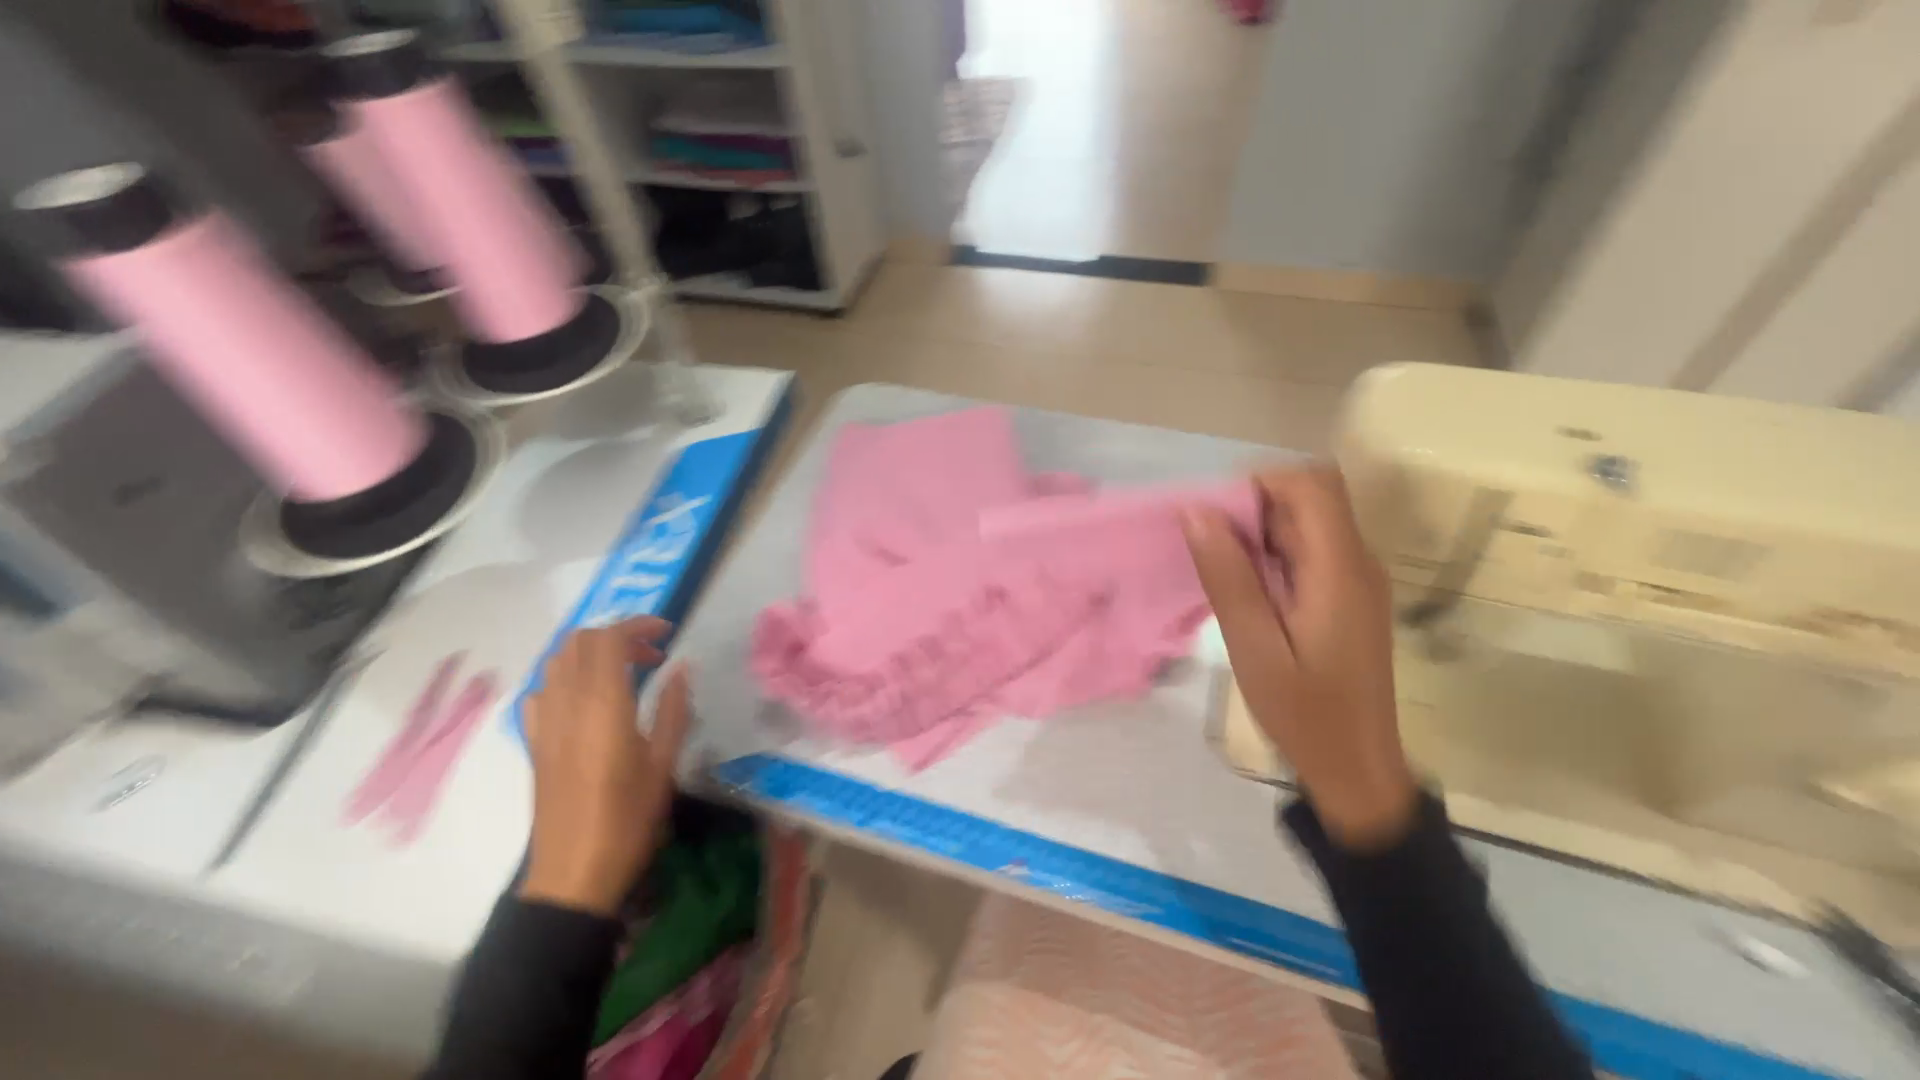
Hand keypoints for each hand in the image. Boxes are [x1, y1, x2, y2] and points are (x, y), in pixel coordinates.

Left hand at [520, 617, 691, 914]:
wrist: (574, 871)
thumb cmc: (628, 820)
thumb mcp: (663, 764)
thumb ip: (673, 710)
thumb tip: (682, 668)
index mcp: (603, 706)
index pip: (609, 639)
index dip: (637, 625)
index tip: (666, 632)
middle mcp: (567, 704)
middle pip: (581, 642)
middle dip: (617, 635)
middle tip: (651, 654)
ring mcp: (545, 722)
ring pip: (559, 661)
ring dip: (591, 653)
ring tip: (624, 672)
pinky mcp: (535, 742)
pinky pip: (544, 690)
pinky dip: (567, 678)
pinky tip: (588, 700)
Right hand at [1185, 465, 1417, 850]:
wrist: (1355, 767)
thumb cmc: (1304, 713)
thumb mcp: (1255, 648)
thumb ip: (1228, 577)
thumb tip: (1199, 511)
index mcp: (1340, 569)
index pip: (1312, 485)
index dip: (1261, 483)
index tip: (1217, 518)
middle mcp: (1357, 563)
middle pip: (1309, 501)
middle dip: (1253, 511)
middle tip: (1211, 554)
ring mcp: (1356, 582)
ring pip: (1307, 527)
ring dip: (1259, 537)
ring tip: (1223, 578)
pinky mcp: (1348, 600)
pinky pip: (1309, 556)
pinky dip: (1272, 560)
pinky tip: (1247, 598)